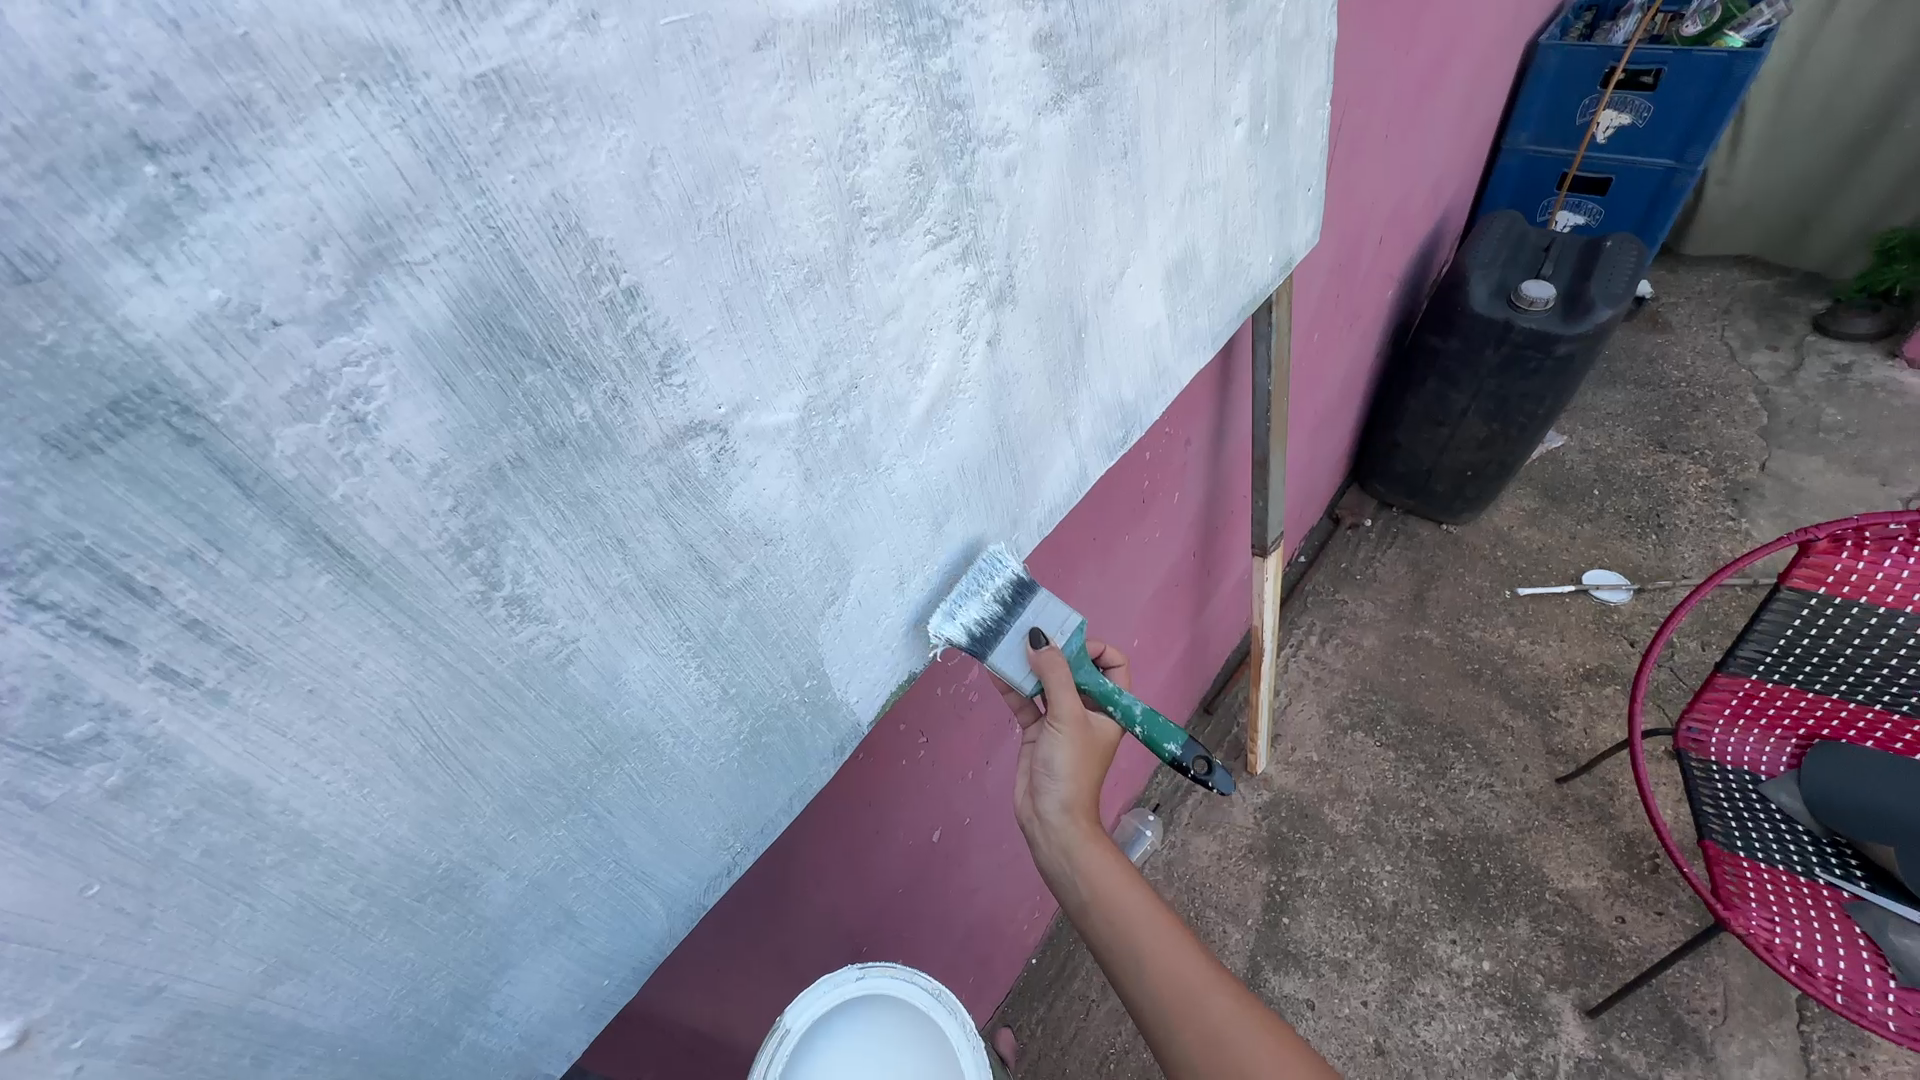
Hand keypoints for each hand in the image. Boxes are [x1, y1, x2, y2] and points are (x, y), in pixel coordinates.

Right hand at [993, 628, 1128, 859]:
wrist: (1050, 820)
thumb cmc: (1071, 768)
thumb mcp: (1067, 716)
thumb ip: (1055, 674)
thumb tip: (1039, 638)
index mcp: (1110, 707)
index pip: (1111, 665)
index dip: (1093, 650)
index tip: (1066, 646)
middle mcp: (1087, 709)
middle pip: (1074, 669)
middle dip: (1053, 651)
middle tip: (1030, 633)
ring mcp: (1060, 719)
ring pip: (1046, 683)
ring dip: (1028, 666)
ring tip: (1007, 644)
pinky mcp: (1036, 730)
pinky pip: (1025, 701)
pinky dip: (1011, 686)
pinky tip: (994, 670)